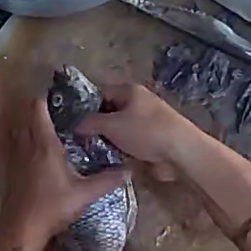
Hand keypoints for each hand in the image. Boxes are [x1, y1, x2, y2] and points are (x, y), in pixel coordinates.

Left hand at [0, 98, 127, 250]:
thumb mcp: (85, 194)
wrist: (22, 229)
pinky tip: (40, 151)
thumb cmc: (52, 207)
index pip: (37, 109)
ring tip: (52, 128)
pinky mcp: (11, 170)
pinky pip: (16, 144)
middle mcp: (26, 145)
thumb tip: (129, 170)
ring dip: (31, 123)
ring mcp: (15, 157)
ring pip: (19, 129)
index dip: (46, 98)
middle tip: (61, 112)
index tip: (62, 98)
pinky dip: (26, 139)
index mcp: (44, 144)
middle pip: (25, 115)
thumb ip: (107, 180)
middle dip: (40, 109)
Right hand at [77, 83, 208, 182]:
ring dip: (108, 140)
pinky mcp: (153, 139)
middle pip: (110, 112)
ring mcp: (147, 122)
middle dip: (96, 125)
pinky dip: (121, 149)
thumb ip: (91, 122)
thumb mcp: (112, 125)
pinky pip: (130, 142)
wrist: (180, 151)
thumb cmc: (145, 131)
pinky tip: (106, 160)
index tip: (69, 121)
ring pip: (120, 129)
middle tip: (76, 140)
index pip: (100, 93)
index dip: (84, 106)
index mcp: (130, 91)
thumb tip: (76, 124)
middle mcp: (139, 103)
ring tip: (87, 152)